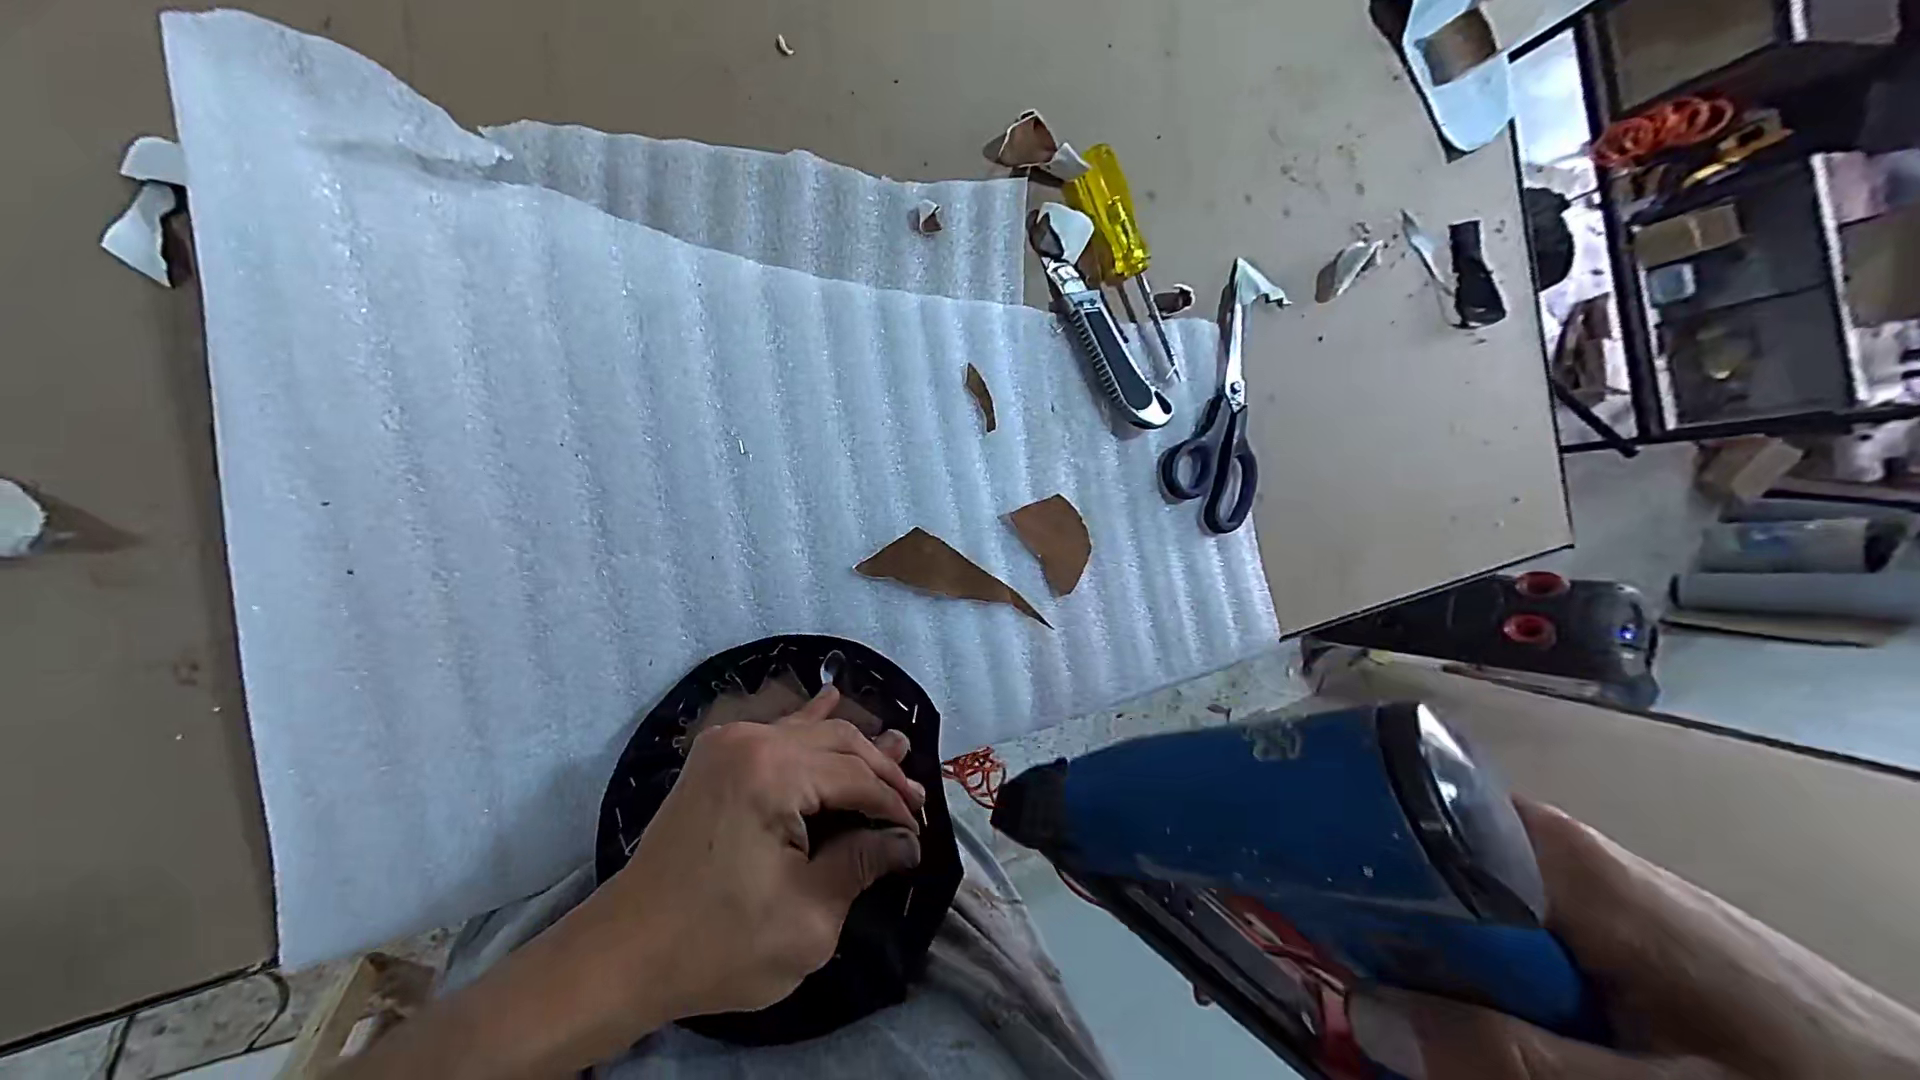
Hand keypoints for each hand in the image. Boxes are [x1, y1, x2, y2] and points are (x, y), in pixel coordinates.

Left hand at [332, 685, 924, 1079]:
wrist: (621, 956)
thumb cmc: (717, 945)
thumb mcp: (807, 920)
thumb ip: (861, 866)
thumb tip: (904, 841)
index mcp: (773, 773)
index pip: (856, 779)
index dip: (893, 806)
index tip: (918, 833)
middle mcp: (752, 742)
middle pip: (839, 745)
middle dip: (882, 772)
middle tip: (916, 799)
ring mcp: (729, 744)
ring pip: (812, 731)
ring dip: (855, 747)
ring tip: (898, 749)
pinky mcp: (716, 758)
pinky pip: (777, 729)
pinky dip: (810, 720)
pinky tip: (832, 698)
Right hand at [1350, 800, 1919, 1079]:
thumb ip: (1509, 1058)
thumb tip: (1363, 1014)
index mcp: (1550, 859)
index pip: (1405, 813)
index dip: (1341, 848)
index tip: (1289, 891)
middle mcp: (1548, 854)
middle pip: (1420, 867)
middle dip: (1376, 924)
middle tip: (1338, 981)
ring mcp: (1575, 889)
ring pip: (1457, 910)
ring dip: (1425, 962)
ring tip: (1398, 1014)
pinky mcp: (1600, 926)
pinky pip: (1505, 939)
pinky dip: (1476, 980)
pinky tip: (1481, 1027)